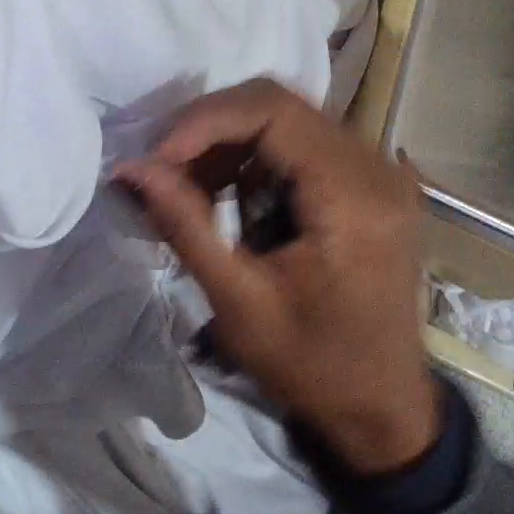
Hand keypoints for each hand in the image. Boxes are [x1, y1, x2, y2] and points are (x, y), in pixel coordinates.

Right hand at [116, 80, 437, 475]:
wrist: (384, 409)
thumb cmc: (314, 365)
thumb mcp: (239, 302)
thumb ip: (184, 225)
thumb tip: (129, 168)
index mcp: (354, 197)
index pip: (272, 110)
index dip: (204, 120)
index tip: (157, 158)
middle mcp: (376, 168)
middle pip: (276, 104)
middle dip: (207, 127)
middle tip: (163, 168)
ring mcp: (376, 171)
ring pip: (281, 115)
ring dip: (223, 140)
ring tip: (185, 185)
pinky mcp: (365, 181)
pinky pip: (296, 139)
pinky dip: (248, 155)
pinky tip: (221, 192)